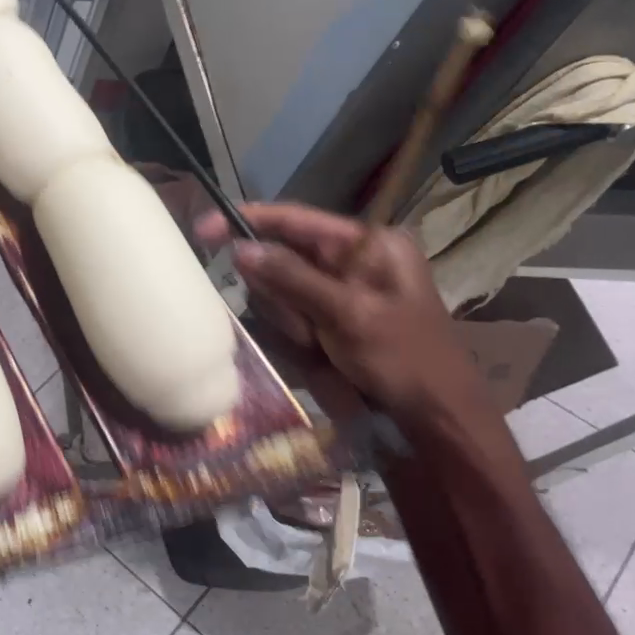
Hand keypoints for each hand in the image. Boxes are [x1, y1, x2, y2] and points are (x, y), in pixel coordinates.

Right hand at [195, 203, 487, 427]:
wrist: (432, 415)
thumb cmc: (404, 359)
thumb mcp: (349, 314)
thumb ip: (293, 278)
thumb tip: (240, 249)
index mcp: (369, 245)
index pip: (295, 220)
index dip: (247, 220)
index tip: (202, 229)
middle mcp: (349, 261)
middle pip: (277, 259)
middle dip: (280, 295)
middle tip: (305, 328)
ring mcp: (335, 291)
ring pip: (274, 292)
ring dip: (288, 322)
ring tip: (319, 347)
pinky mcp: (324, 318)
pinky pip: (283, 316)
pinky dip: (291, 335)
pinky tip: (316, 353)